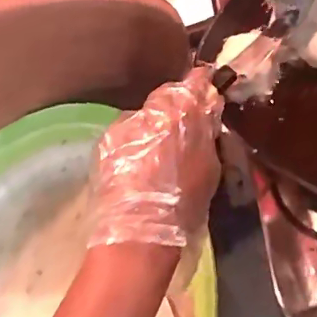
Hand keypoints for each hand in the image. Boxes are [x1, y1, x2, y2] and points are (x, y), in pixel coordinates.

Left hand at [89, 67, 223, 247]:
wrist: (139, 237)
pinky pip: (125, 136)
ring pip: (143, 117)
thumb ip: (206, 132)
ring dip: (150, 129)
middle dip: (173, 111)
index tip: (204, 93)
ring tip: (152, 158)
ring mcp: (126, 122)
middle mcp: (154, 107)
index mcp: (185, 109)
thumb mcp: (210, 165)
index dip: (201, 85)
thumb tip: (206, 117)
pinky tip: (134, 169)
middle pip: (167, 97)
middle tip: (177, 134)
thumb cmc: (184, 203)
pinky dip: (131, 146)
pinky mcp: (105, 141)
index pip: (197, 80)